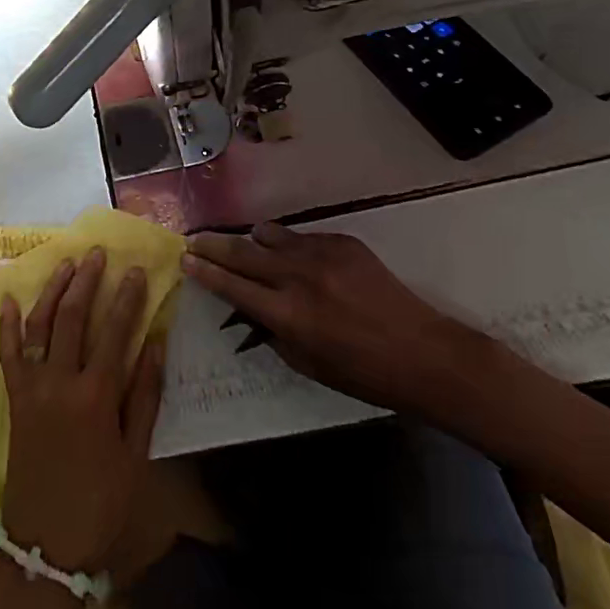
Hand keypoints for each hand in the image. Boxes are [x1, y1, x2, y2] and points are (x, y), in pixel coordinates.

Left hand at [0, 249, 165, 573]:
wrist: (45, 543)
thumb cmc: (100, 500)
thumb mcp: (135, 452)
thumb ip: (145, 395)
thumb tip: (155, 343)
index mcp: (96, 395)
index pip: (115, 332)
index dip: (127, 298)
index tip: (135, 270)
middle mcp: (60, 383)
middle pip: (73, 319)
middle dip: (86, 282)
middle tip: (97, 253)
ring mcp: (32, 390)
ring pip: (40, 328)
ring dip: (52, 292)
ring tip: (64, 264)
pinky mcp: (15, 401)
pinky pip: (9, 356)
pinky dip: (8, 327)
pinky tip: (9, 300)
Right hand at [183, 223, 488, 413]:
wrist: (422, 352)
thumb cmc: (363, 373)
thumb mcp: (308, 364)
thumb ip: (274, 334)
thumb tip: (253, 311)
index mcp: (287, 314)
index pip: (232, 286)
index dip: (206, 272)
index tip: (187, 260)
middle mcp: (299, 278)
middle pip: (244, 253)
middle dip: (214, 245)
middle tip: (196, 239)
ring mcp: (323, 254)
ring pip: (272, 235)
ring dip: (253, 240)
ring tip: (245, 244)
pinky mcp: (344, 243)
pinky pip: (304, 237)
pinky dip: (290, 244)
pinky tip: (294, 256)